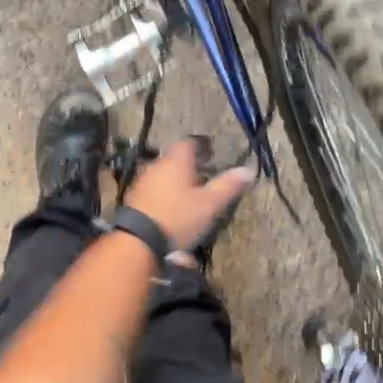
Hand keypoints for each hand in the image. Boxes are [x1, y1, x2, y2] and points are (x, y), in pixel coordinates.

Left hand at [121, 140, 256, 252]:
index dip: (202, 146)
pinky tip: (171, 207)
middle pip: (175, 158)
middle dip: (189, 165)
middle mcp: (157, 165)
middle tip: (204, 176)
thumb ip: (228, 186)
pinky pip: (153, 188)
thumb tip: (249, 170)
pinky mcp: (133, 198)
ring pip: (163, 174)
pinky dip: (164, 193)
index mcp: (177, 161)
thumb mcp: (209, 204)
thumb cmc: (178, 217)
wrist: (139, 239)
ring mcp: (142, 181)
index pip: (189, 143)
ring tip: (189, 194)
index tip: (211, 154)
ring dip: (176, 180)